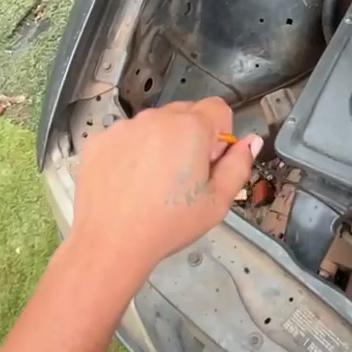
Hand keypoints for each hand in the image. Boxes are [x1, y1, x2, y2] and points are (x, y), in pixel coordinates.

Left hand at [69, 97, 259, 280]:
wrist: (110, 243)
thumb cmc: (165, 225)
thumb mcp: (217, 202)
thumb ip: (239, 165)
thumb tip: (251, 142)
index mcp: (190, 128)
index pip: (219, 108)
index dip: (221, 135)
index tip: (211, 159)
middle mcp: (156, 119)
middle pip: (186, 113)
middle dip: (192, 137)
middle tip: (185, 176)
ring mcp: (125, 127)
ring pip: (155, 124)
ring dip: (161, 143)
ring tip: (155, 183)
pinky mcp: (101, 140)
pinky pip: (127, 136)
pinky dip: (133, 152)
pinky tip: (132, 182)